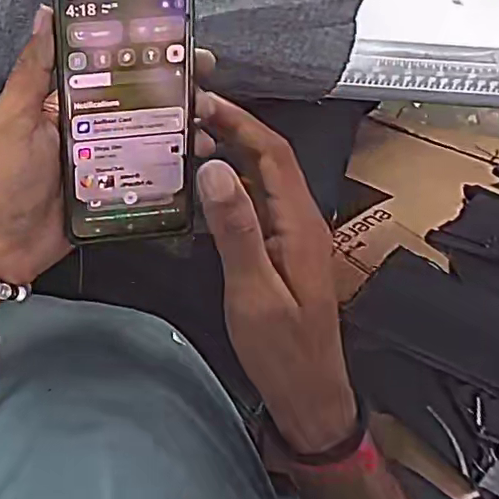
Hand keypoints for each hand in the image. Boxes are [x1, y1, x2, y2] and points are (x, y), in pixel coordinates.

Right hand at [196, 91, 358, 453]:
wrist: (309, 395)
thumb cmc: (284, 350)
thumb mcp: (254, 291)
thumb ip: (235, 229)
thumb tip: (213, 169)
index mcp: (300, 223)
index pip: (273, 153)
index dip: (240, 121)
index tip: (204, 103)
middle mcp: (299, 219)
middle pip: (268, 157)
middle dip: (232, 127)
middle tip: (189, 112)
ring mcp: (290, 232)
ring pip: (259, 176)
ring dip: (229, 150)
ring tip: (189, 137)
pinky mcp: (278, 245)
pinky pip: (252, 199)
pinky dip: (226, 180)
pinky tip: (202, 182)